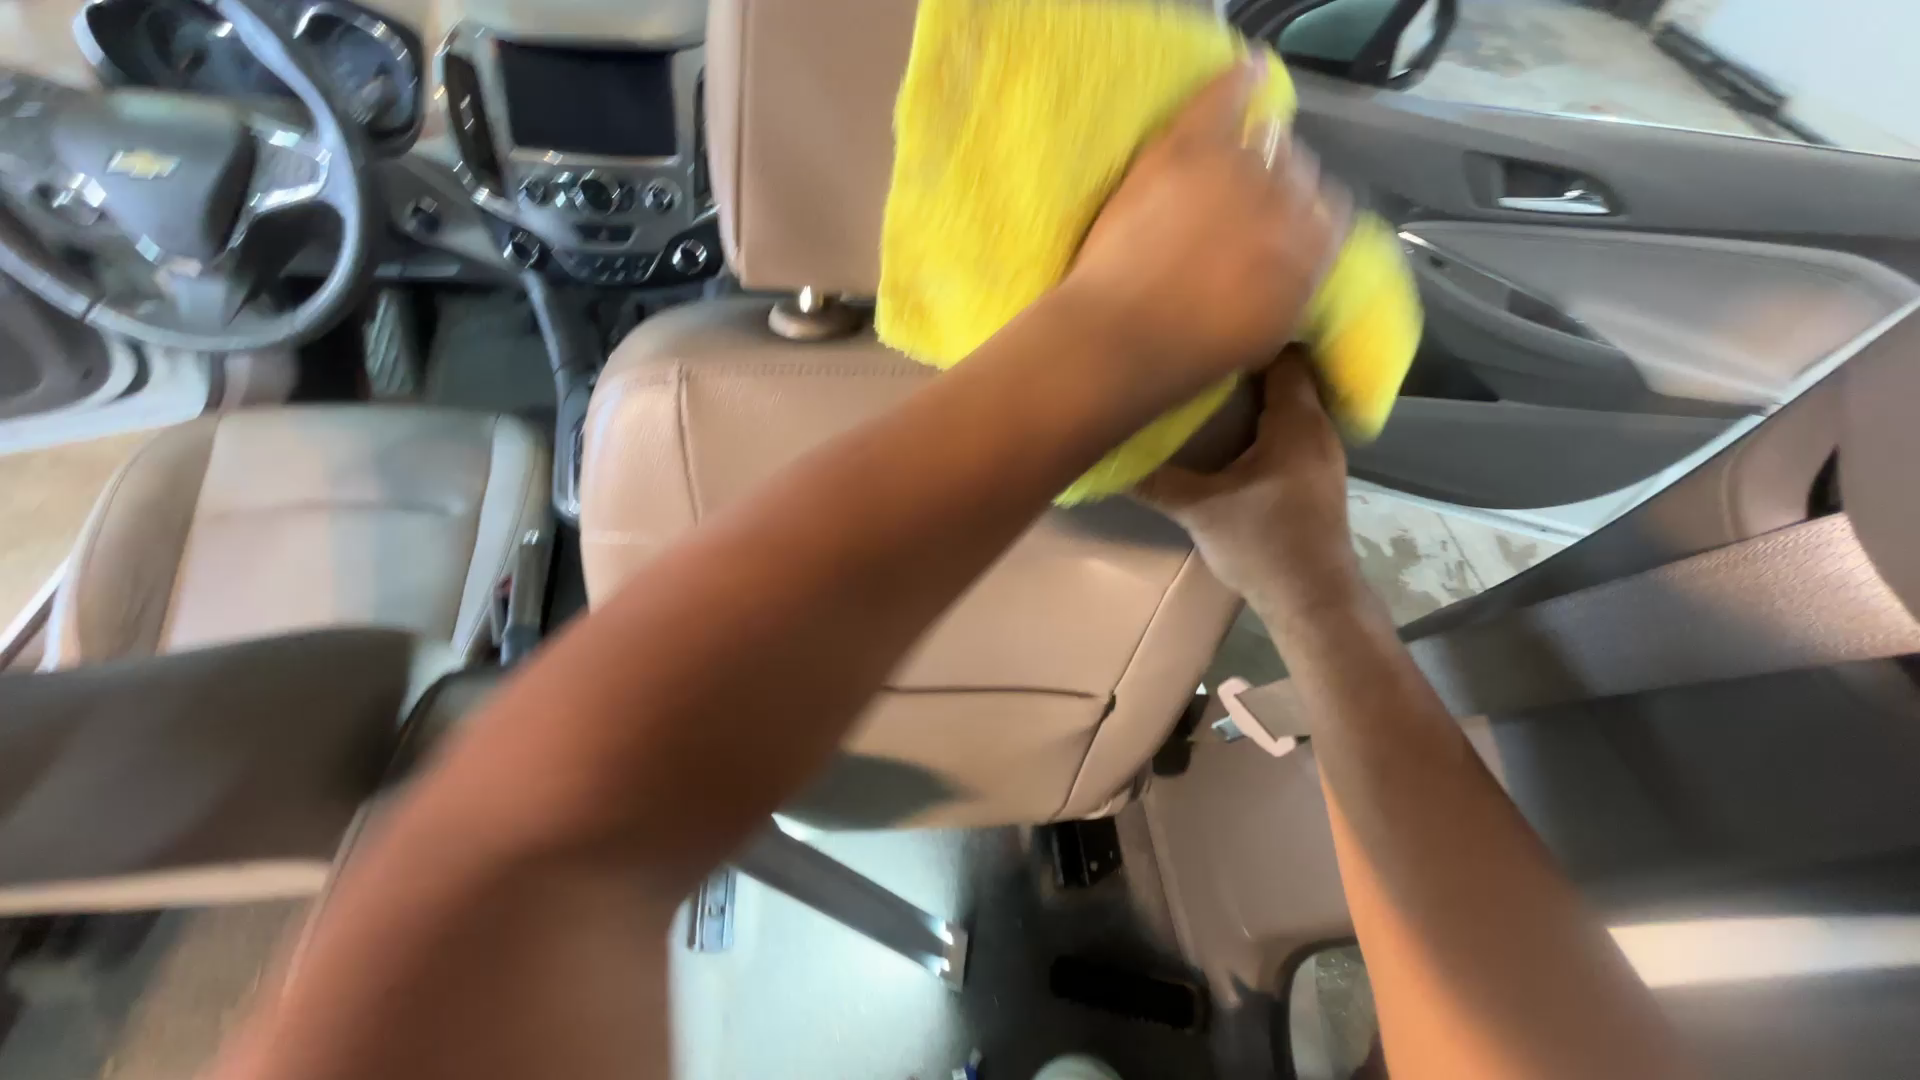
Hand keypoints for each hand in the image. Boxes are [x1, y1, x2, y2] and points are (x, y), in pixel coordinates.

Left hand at [1059, 60, 1347, 399]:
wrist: (1115, 342)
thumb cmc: (1181, 359)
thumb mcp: (1260, 338)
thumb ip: (1290, 291)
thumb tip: (1296, 266)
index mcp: (1312, 258)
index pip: (1327, 213)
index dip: (1297, 219)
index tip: (1271, 229)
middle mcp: (1290, 205)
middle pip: (1297, 173)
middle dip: (1273, 188)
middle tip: (1232, 212)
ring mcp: (1241, 171)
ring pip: (1264, 140)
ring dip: (1248, 153)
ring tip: (1218, 176)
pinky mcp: (1190, 150)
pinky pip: (1226, 99)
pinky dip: (1237, 85)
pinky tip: (1248, 74)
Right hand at [1136, 354, 1364, 625]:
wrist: (1312, 600)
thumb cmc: (1264, 545)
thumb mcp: (1200, 511)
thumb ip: (1156, 482)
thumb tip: (1108, 460)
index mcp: (1296, 422)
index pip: (1285, 355)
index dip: (1252, 336)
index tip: (1211, 330)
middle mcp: (1317, 429)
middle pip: (1287, 377)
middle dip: (1246, 365)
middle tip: (1200, 358)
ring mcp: (1321, 455)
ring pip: (1290, 406)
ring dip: (1255, 398)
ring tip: (1210, 392)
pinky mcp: (1315, 478)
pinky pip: (1291, 431)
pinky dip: (1264, 424)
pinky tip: (1232, 437)